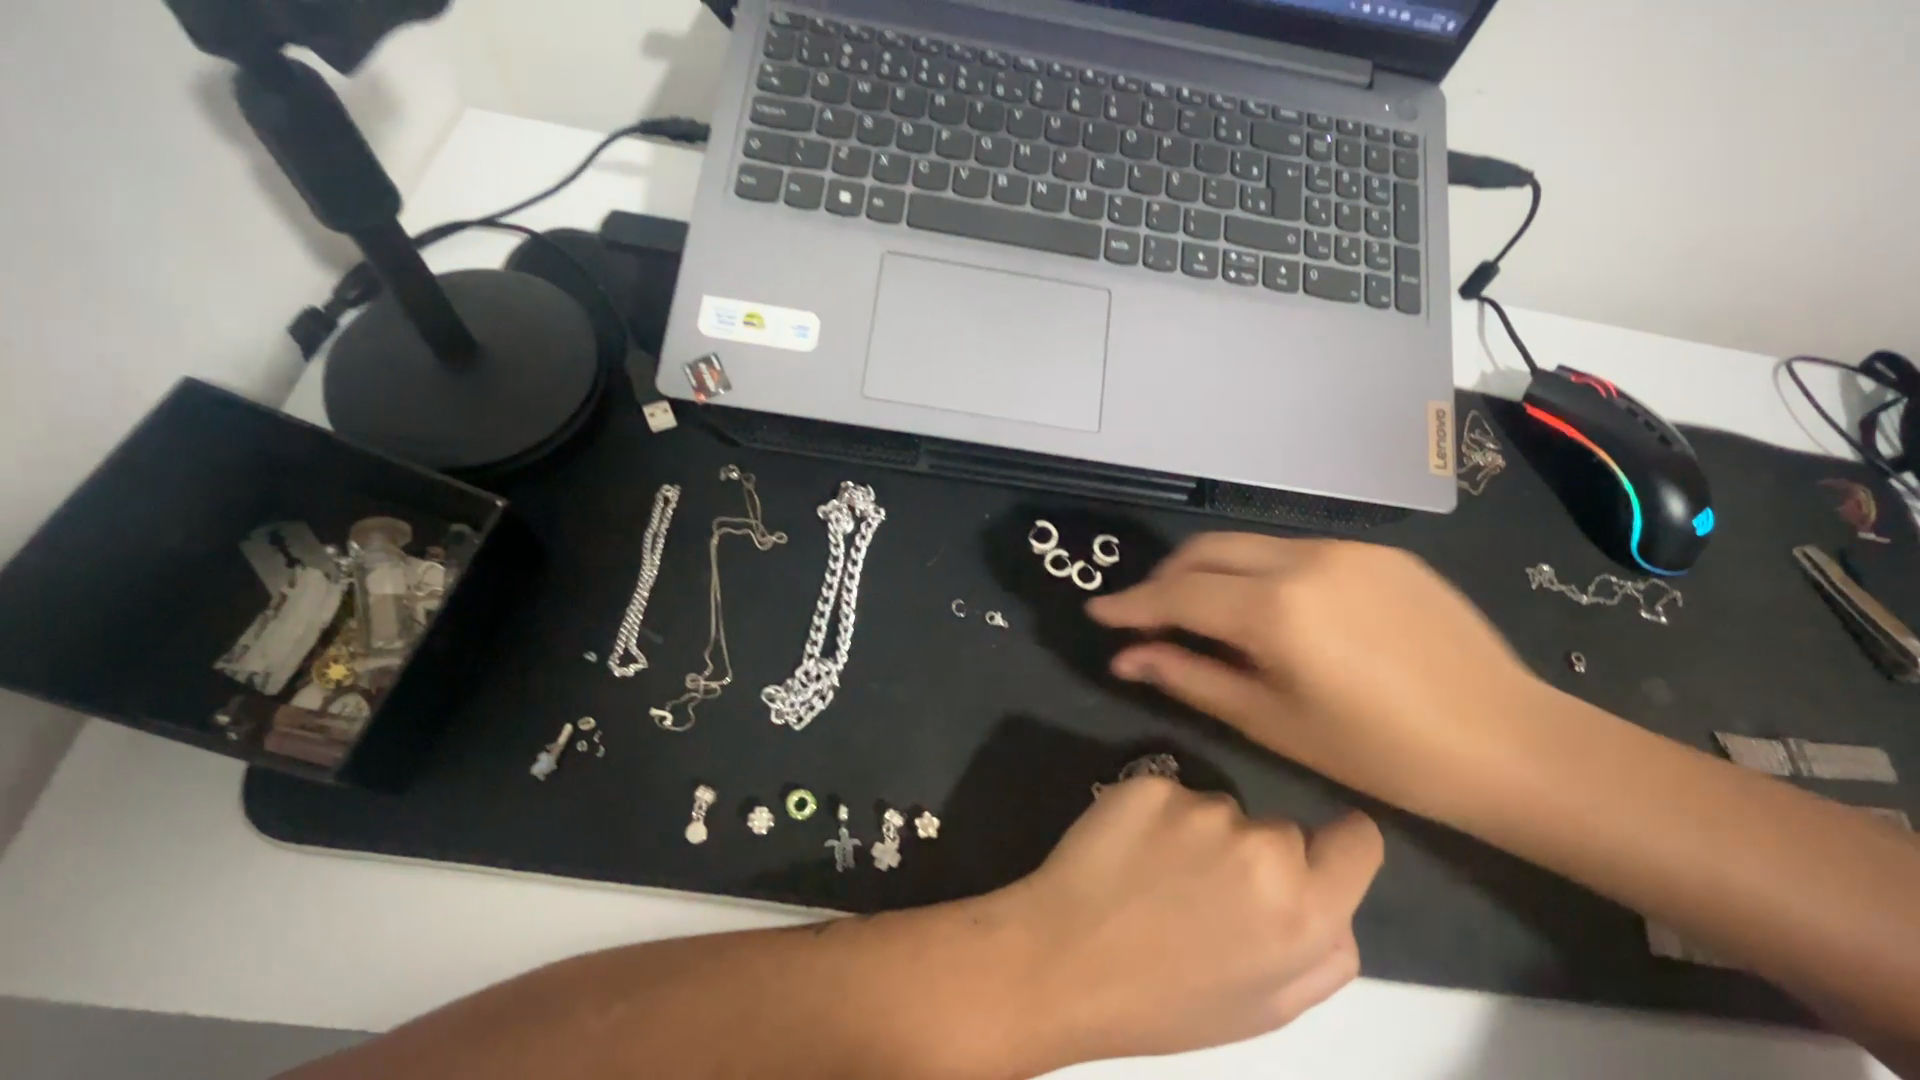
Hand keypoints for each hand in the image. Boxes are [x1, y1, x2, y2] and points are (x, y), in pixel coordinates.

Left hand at [993, 778, 1381, 1063]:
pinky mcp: (1150, 783)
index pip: (1359, 838)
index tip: (1308, 865)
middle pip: (1283, 829)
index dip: (1337, 849)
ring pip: (1223, 811)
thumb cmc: (1165, 1003)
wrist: (1059, 964)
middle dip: (1259, 856)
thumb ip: (1325, 954)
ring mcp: (1202, 806)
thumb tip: (1336, 906)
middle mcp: (1263, 845)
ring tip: (1156, 882)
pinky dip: (1157, 818)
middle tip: (1207, 896)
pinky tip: (1128, 855)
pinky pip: (1173, 796)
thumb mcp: (1267, 1009)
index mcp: (1306, 909)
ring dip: (1202, 837)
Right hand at [1086, 534, 1542, 816]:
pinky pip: (1297, 551)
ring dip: (1212, 571)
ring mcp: (1346, 549)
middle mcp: (1304, 560)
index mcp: (1275, 609)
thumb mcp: (1270, 721)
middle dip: (1166, 578)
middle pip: (1206, 551)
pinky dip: (1261, 572)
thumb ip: (1190, 678)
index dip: (1131, 604)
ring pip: (1250, 545)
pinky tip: (1272, 611)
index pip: (1178, 593)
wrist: (1505, 741)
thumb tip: (1126, 657)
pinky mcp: (1380, 552)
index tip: (1097, 610)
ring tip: (1204, 614)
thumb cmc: (1378, 752)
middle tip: (1148, 617)